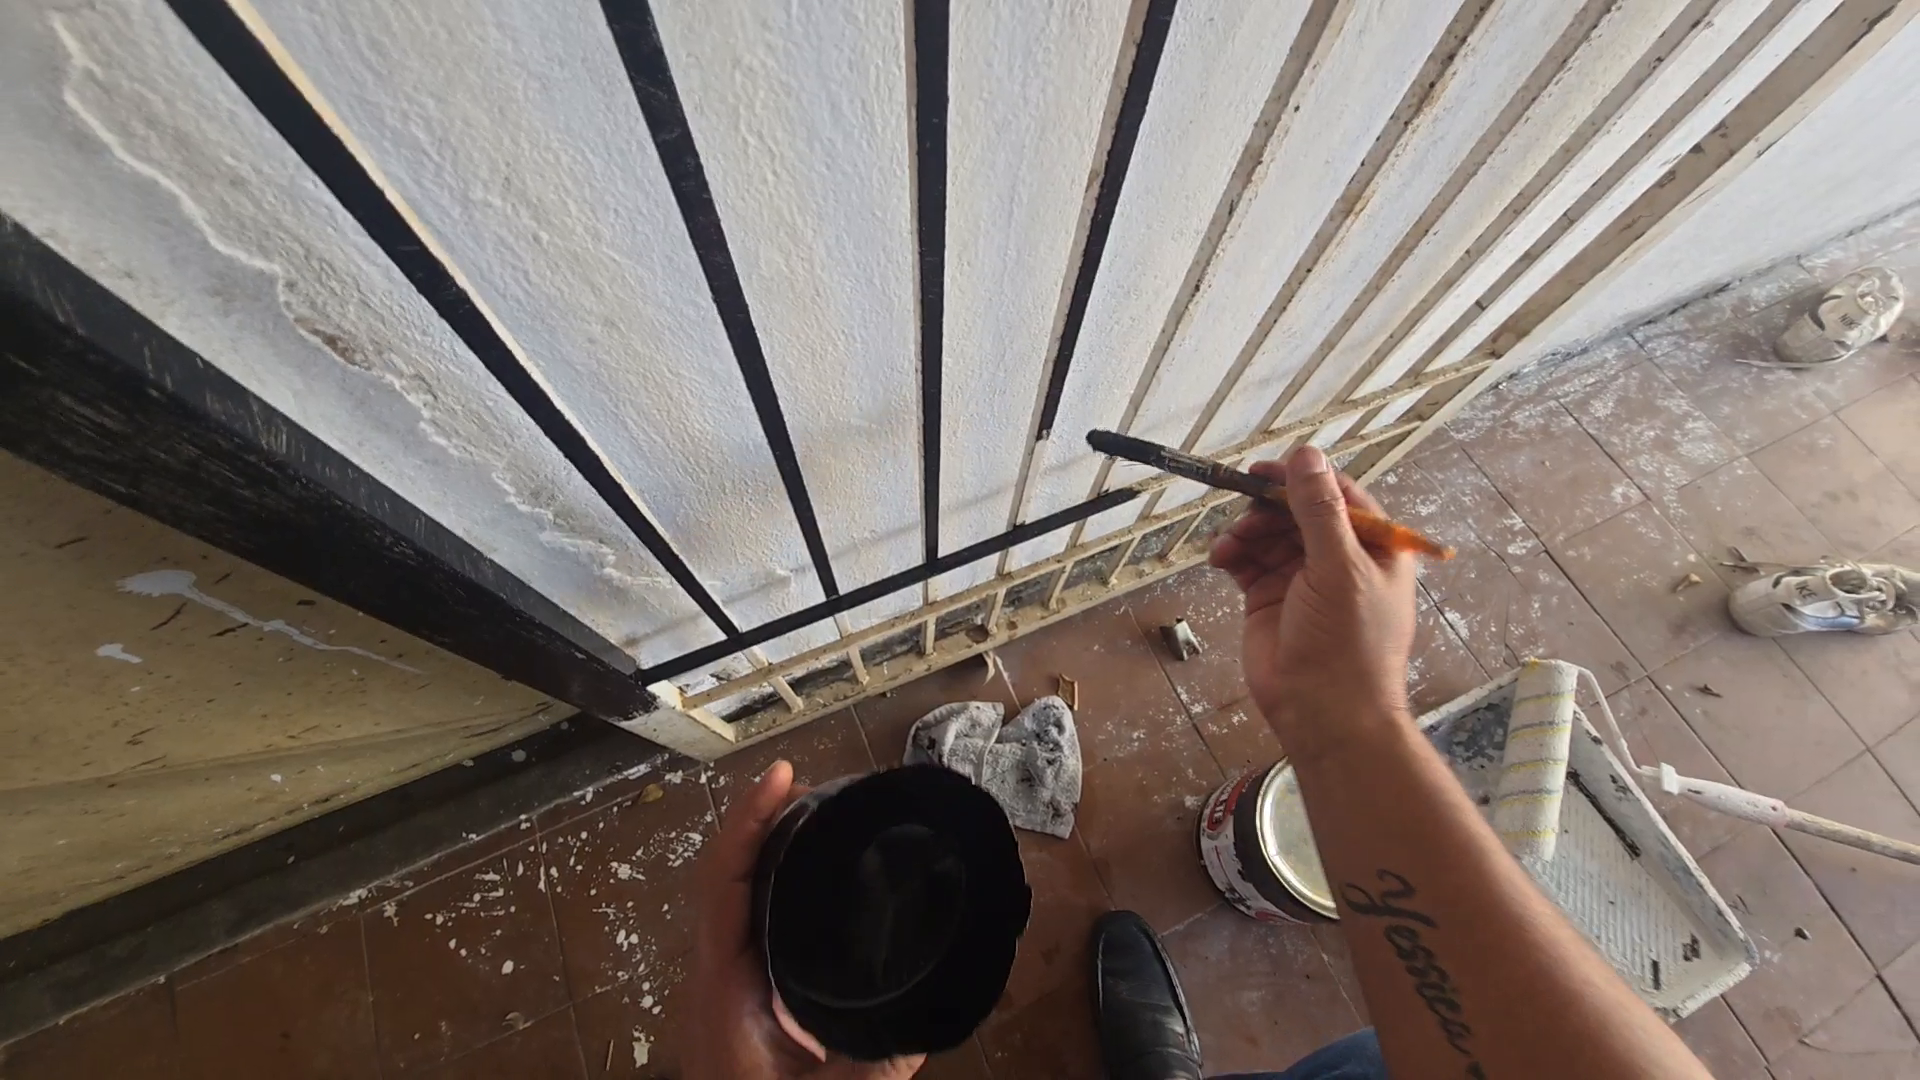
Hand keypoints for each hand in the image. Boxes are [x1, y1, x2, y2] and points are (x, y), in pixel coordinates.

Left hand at [684, 760, 925, 1079]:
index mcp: (725, 985)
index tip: (782, 775)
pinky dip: (773, 865)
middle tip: (819, 783)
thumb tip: (928, 1018)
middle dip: (764, 813)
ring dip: (767, 835)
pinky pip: (747, 901)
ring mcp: (726, 967)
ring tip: (819, 806)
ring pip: (734, 880)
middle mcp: (717, 964)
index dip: (749, 820)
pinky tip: (810, 858)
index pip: (724, 882)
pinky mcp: (741, 975)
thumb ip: (875, 1067)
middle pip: (727, 867)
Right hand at [1207, 446, 1417, 761]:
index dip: (1301, 479)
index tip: (1264, 471)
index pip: (1337, 496)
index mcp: (1373, 547)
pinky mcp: (1268, 597)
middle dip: (1267, 508)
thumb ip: (1319, 510)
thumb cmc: (1347, 641)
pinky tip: (1221, 559)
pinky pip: (1247, 561)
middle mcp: (1337, 558)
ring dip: (1245, 532)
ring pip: (1267, 534)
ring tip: (1230, 546)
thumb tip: (1306, 455)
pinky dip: (1232, 554)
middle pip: (1296, 512)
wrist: (1322, 711)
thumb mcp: (1339, 568)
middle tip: (1241, 508)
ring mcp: (1300, 578)